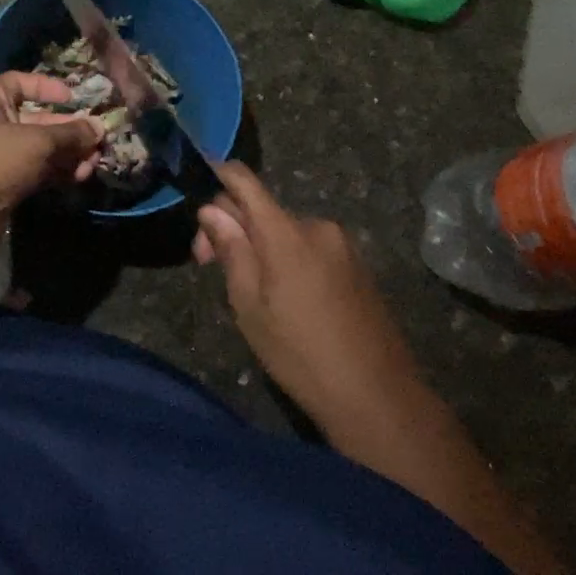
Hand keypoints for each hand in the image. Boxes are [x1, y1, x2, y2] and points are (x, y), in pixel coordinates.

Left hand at [0, 71, 105, 254]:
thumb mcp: (37, 141)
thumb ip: (70, 133)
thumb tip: (98, 128)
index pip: (20, 83)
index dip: (47, 88)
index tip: (75, 99)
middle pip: (36, 119)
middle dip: (68, 129)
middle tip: (99, 138)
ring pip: (40, 149)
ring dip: (68, 154)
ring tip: (95, 160)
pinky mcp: (5, 184)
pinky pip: (37, 171)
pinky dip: (58, 172)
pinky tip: (82, 176)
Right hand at [192, 161, 421, 422]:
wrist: (379, 398)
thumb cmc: (300, 354)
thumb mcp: (249, 306)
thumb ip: (231, 250)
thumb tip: (211, 210)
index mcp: (287, 232)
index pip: (245, 181)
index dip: (218, 177)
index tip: (196, 199)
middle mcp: (317, 227)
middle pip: (262, 210)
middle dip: (232, 229)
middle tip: (209, 268)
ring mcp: (343, 247)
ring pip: (285, 231)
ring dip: (260, 247)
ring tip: (249, 292)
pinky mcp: (358, 267)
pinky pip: (310, 248)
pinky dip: (287, 259)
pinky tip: (284, 299)